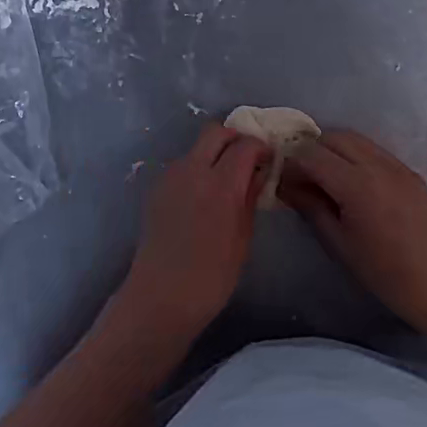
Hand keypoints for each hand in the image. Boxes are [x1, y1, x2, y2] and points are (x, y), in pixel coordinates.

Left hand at [115, 123, 270, 334]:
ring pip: (197, 146)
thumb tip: (260, 172)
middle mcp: (193, 169)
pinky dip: (198, 168)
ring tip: (226, 179)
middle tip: (247, 159)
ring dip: (214, 152)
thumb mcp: (243, 238)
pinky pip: (183, 165)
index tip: (268, 159)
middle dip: (235, 139)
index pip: (245, 145)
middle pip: (216, 132)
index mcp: (221, 183)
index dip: (260, 147)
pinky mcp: (158, 186)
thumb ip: (250, 197)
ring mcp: (172, 175)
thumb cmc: (212, 276)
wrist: (161, 295)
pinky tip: (203, 195)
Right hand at [279, 130, 426, 335]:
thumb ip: (311, 207)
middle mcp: (378, 165)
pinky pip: (374, 150)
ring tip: (325, 178)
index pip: (312, 155)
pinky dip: (355, 155)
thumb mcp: (339, 244)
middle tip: (301, 177)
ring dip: (333, 149)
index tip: (282, 182)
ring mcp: (397, 165)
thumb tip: (286, 185)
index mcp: (357, 184)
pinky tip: (352, 183)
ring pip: (354, 138)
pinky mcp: (410, 172)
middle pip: (333, 136)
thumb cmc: (387, 275)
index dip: (292, 164)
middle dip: (311, 150)